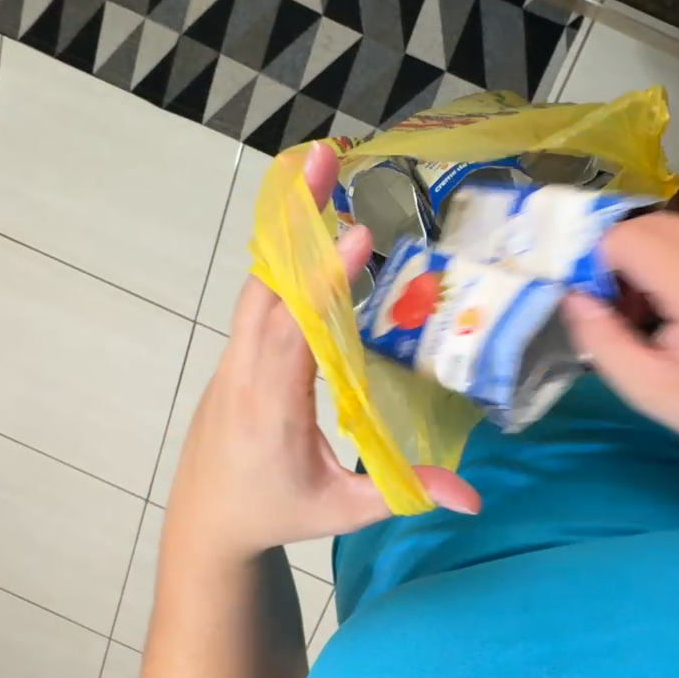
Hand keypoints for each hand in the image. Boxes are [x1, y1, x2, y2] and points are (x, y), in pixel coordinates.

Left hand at [164, 143, 479, 562]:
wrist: (205, 521)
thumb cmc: (274, 513)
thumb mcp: (341, 510)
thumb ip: (403, 493)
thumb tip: (473, 498)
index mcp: (272, 405)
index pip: (296, 333)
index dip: (324, 283)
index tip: (357, 234)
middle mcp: (246, 369)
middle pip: (267, 282)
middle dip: (295, 217)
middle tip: (327, 156)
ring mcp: (235, 357)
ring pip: (258, 282)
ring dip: (285, 226)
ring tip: (317, 171)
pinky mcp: (237, 354)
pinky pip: (257, 297)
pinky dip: (280, 255)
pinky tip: (306, 229)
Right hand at [560, 212, 678, 486]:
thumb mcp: (648, 391)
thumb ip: (599, 337)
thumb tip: (571, 293)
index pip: (627, 238)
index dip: (600, 264)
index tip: (602, 305)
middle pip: (652, 223)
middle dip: (624, 258)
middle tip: (628, 310)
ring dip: (654, 256)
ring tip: (662, 309)